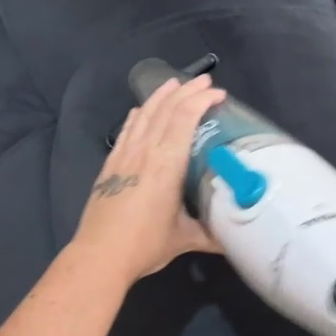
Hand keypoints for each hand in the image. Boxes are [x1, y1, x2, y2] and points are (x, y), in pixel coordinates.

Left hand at [71, 75, 227, 283]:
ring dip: (161, 95)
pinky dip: (138, 114)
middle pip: (166, 109)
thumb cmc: (145, 244)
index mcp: (167, 162)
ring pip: (145, 114)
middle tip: (204, 82)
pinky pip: (127, 129)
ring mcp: (125, 154)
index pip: (185, 117)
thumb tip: (235, 239)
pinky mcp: (110, 163)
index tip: (218, 94)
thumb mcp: (184, 238)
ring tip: (174, 83)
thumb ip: (211, 234)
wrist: (100, 254)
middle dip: (186, 90)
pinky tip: (141, 110)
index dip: (202, 100)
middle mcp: (145, 150)